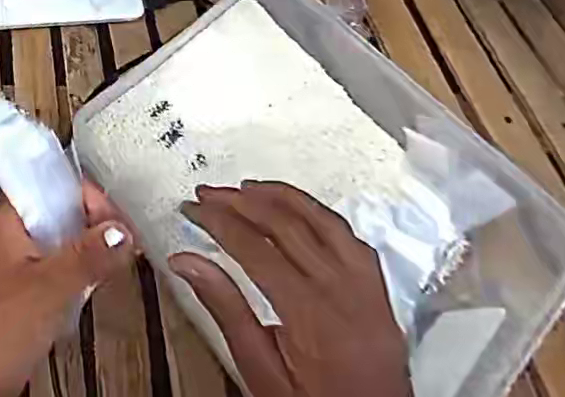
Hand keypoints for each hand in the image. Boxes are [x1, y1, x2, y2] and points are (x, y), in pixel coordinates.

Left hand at [0, 182, 136, 396]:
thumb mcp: (48, 287)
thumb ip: (87, 256)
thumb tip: (123, 230)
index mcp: (9, 218)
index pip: (54, 183)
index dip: (87, 194)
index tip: (115, 220)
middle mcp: (13, 233)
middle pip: (61, 209)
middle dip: (94, 220)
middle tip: (123, 238)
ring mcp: (19, 262)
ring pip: (62, 239)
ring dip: (89, 246)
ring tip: (116, 257)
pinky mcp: (26, 290)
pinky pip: (60, 266)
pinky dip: (81, 270)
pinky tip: (95, 282)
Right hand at [171, 181, 406, 396]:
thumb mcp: (262, 376)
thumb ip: (226, 312)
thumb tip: (184, 260)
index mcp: (310, 316)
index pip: (253, 247)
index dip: (217, 221)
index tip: (190, 209)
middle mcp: (343, 292)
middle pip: (284, 224)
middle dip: (239, 201)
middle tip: (207, 193)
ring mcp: (367, 288)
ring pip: (319, 219)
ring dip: (278, 196)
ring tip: (244, 188)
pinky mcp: (380, 291)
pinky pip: (348, 235)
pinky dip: (317, 213)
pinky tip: (296, 209)